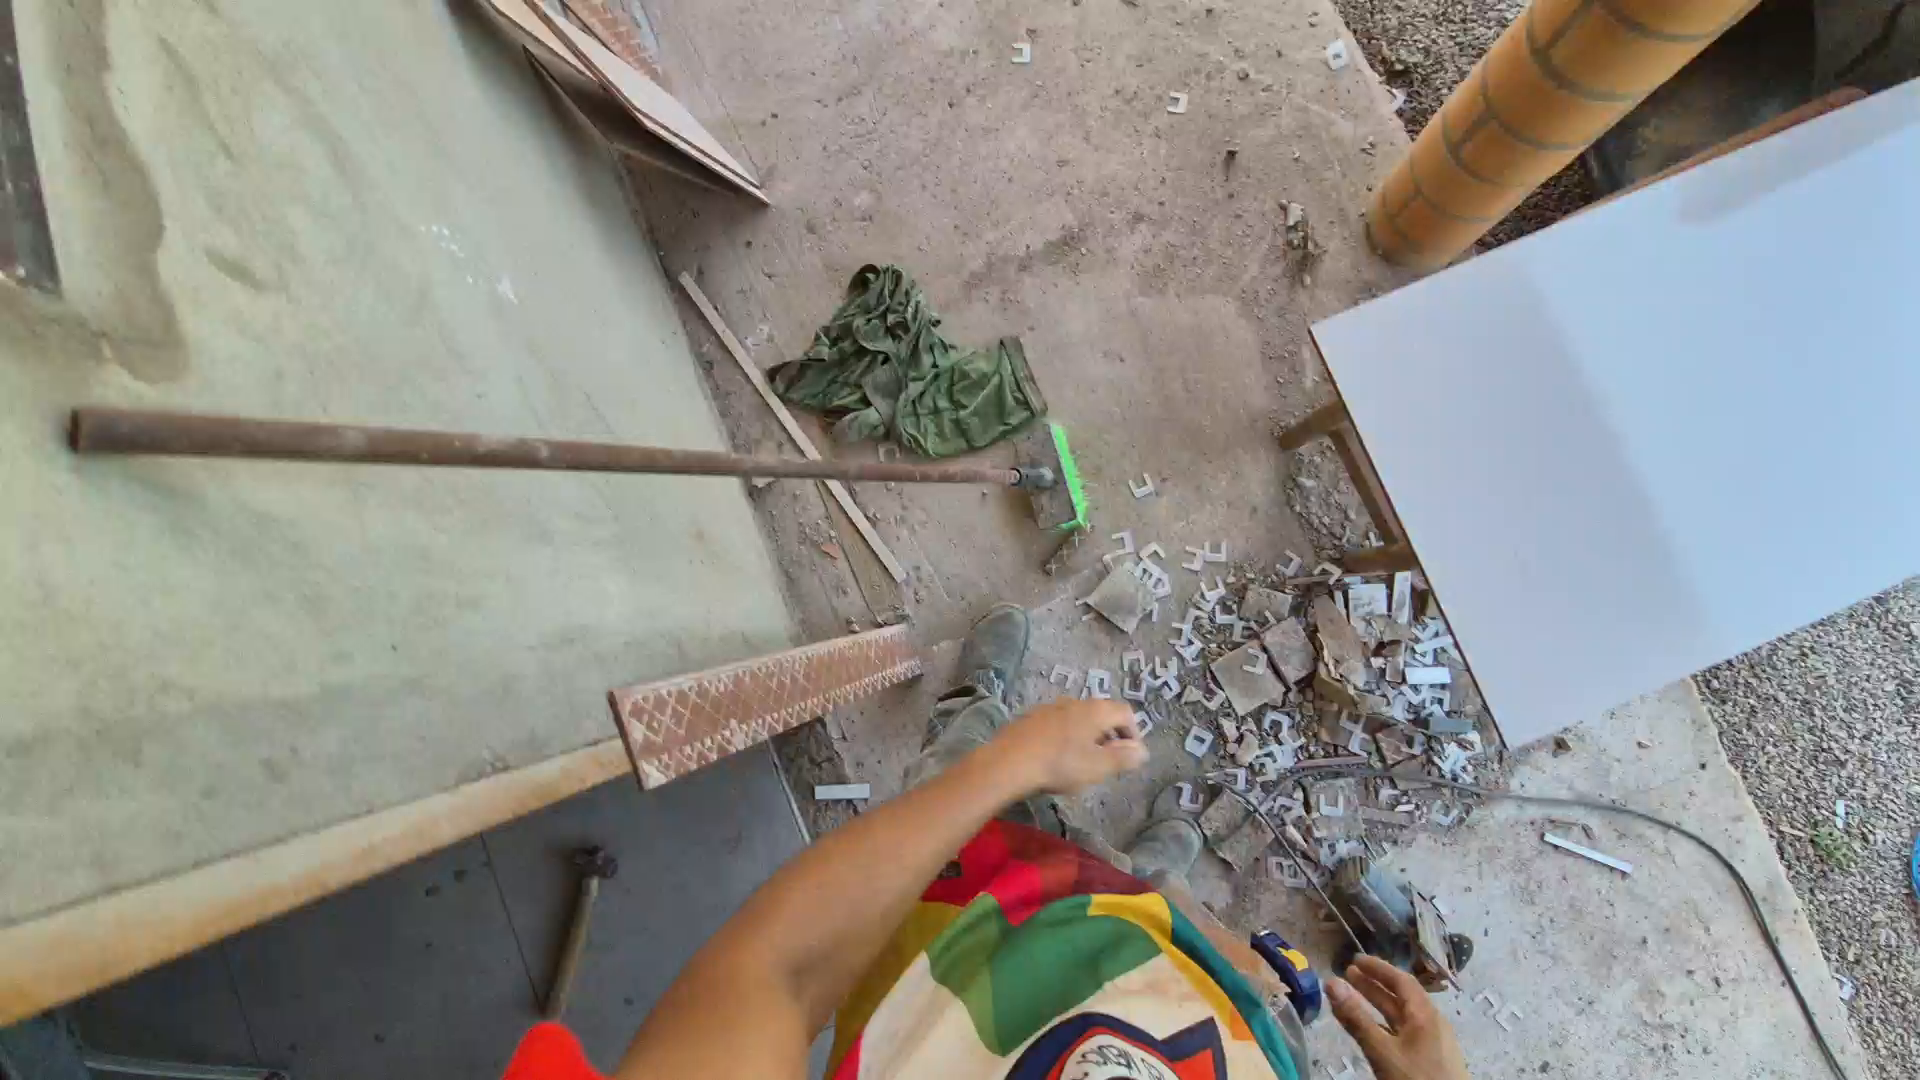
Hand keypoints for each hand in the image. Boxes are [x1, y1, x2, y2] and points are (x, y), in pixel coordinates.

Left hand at [983, 700, 1148, 794]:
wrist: (1009, 762)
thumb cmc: (1060, 764)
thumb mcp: (1098, 767)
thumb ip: (1124, 758)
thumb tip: (1143, 751)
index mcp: (1095, 710)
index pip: (1125, 711)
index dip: (1134, 732)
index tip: (1130, 755)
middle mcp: (1074, 701)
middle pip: (1102, 712)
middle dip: (1110, 734)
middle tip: (1109, 759)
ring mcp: (1051, 707)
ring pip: (1079, 717)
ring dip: (1088, 735)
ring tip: (1084, 760)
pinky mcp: (1032, 717)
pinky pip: (1059, 723)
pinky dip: (1067, 735)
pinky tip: (1058, 756)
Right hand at [1327, 956, 1470, 1079]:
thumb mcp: (1382, 1051)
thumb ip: (1356, 1017)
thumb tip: (1330, 982)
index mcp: (1426, 1016)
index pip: (1401, 981)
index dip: (1378, 968)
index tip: (1354, 960)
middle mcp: (1433, 1026)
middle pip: (1402, 997)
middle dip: (1373, 984)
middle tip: (1347, 974)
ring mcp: (1434, 1046)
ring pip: (1402, 1016)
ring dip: (1377, 1004)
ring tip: (1353, 997)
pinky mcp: (1432, 1063)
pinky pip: (1405, 1033)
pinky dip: (1384, 1024)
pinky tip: (1371, 1030)